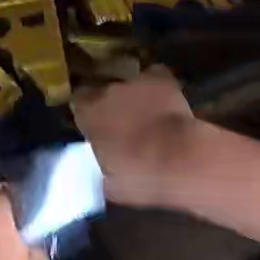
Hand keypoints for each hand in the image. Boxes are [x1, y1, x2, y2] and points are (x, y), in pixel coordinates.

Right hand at [71, 68, 202, 207]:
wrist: (181, 162)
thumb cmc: (140, 177)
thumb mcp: (109, 183)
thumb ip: (98, 167)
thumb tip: (99, 167)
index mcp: (88, 113)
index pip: (78, 102)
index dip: (87, 112)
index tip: (95, 125)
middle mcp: (106, 91)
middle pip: (104, 92)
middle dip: (112, 105)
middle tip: (124, 125)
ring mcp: (135, 82)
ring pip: (130, 85)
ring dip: (135, 97)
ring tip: (148, 114)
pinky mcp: (162, 79)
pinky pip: (156, 76)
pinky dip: (159, 86)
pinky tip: (166, 100)